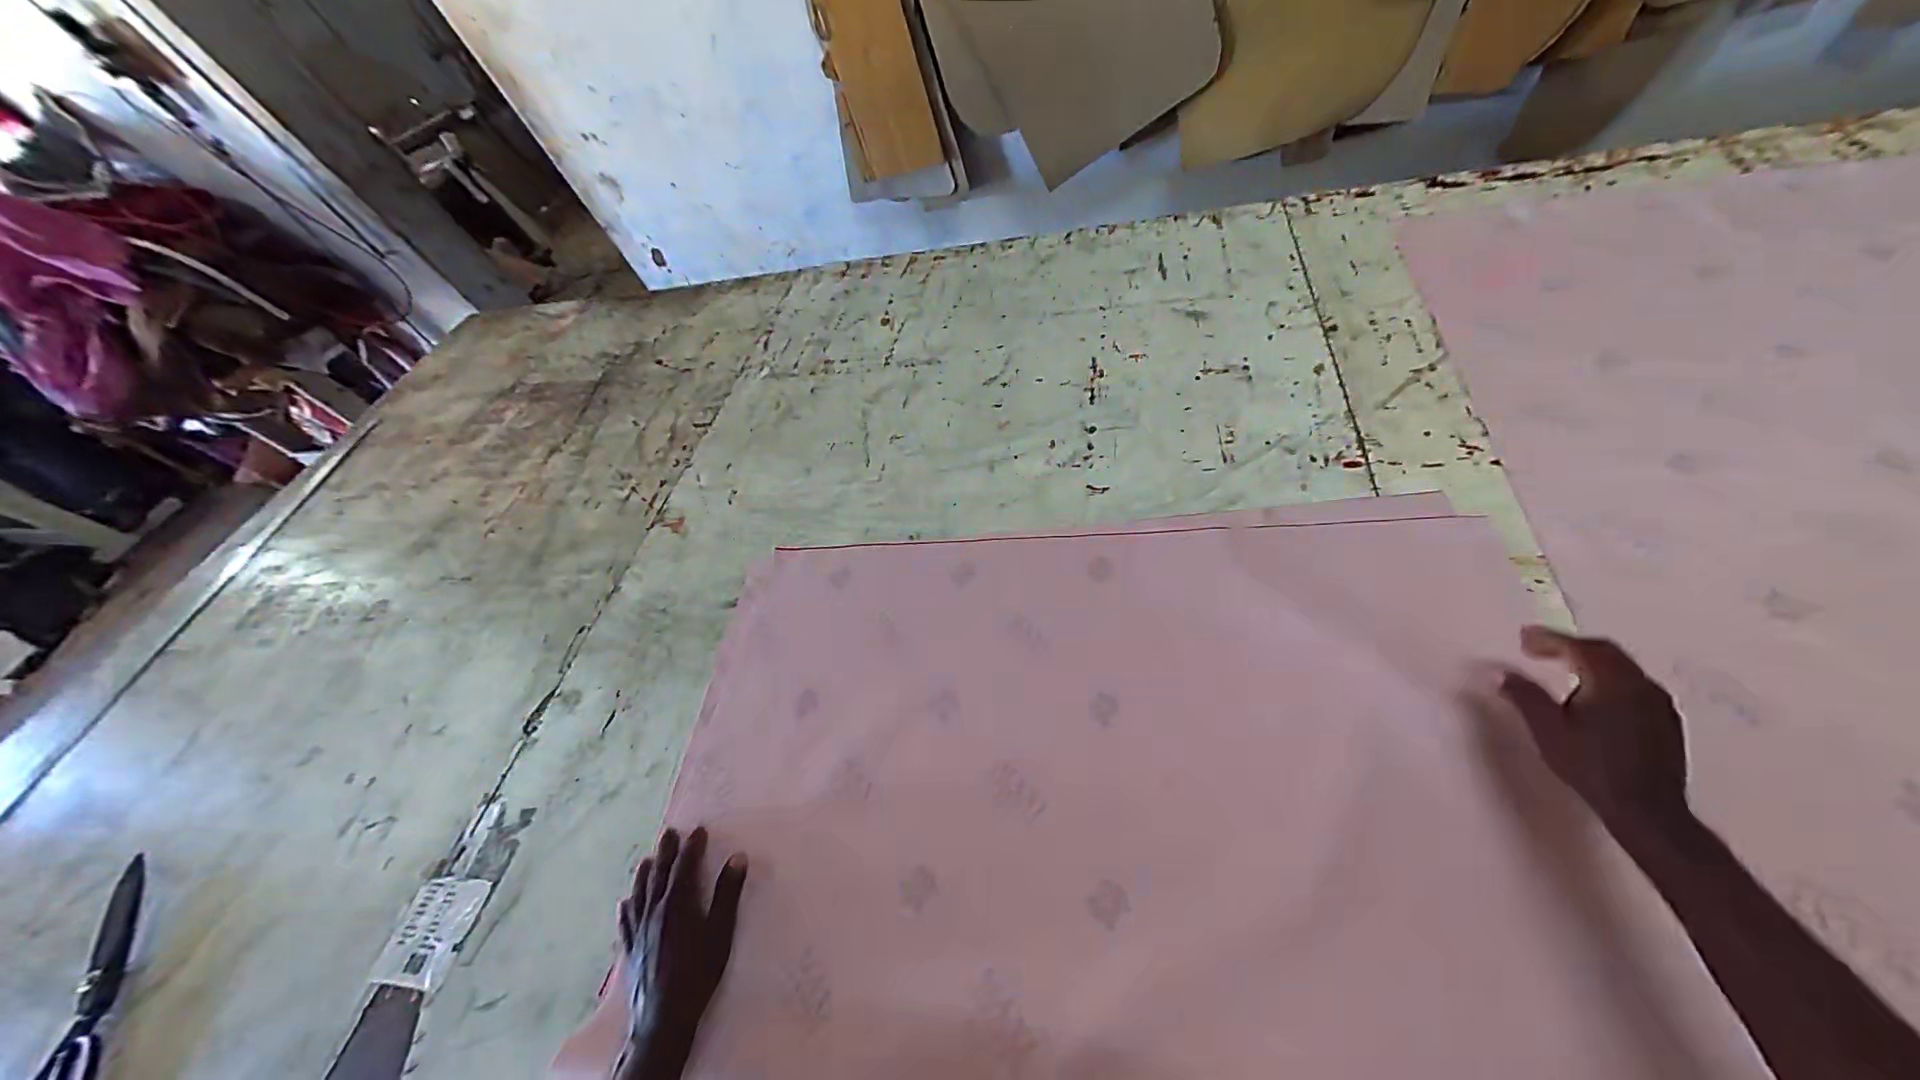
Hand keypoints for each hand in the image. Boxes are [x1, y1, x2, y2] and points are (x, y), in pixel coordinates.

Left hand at [614, 827, 747, 1079]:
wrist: (664, 1016)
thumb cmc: (699, 971)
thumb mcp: (721, 932)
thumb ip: (728, 894)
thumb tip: (737, 858)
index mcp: (678, 904)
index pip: (685, 867)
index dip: (692, 847)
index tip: (698, 830)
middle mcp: (655, 911)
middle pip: (659, 875)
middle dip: (666, 852)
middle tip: (668, 832)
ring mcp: (640, 931)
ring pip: (640, 894)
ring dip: (644, 873)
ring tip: (646, 859)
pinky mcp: (631, 949)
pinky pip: (626, 921)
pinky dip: (627, 907)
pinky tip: (625, 901)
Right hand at [1492, 626, 1690, 830]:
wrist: (1647, 810)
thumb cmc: (1590, 766)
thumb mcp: (1547, 729)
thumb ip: (1524, 696)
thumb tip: (1501, 673)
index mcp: (1611, 682)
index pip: (1578, 647)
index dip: (1548, 639)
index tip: (1523, 638)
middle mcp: (1640, 685)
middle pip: (1604, 651)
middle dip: (1569, 645)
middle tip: (1538, 648)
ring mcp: (1658, 704)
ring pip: (1622, 667)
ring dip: (1590, 661)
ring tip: (1562, 668)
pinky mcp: (1665, 721)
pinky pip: (1634, 685)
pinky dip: (1608, 678)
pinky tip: (1593, 695)